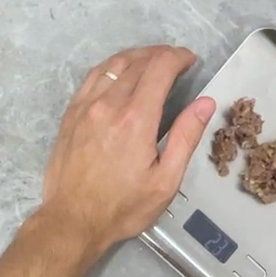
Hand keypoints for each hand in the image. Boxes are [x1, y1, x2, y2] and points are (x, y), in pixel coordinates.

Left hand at [33, 45, 214, 252]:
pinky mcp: (71, 116)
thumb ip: (185, 138)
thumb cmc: (122, 208)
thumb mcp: (165, 182)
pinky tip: (119, 75)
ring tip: (151, 61)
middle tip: (176, 61)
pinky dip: (111, 68)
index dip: (178, 57)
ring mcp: (85, 107)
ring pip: (113, 65)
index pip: (160, 68)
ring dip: (136, 57)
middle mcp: (108, 105)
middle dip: (160, 55)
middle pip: (137, 62)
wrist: (73, 221)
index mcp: (136, 119)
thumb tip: (204, 103)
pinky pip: (92, 78)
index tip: (190, 61)